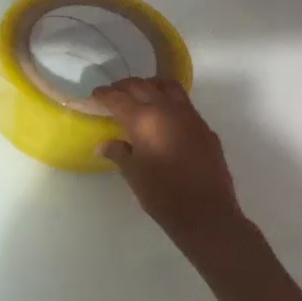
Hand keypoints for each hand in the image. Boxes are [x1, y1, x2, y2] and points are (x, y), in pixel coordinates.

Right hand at [92, 78, 244, 251]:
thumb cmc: (162, 194)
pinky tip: (163, 120)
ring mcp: (190, 118)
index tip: (94, 96)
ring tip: (140, 97)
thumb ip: (118, 152)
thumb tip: (105, 144)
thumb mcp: (132, 173)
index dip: (103, 95)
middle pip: (141, 85)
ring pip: (168, 87)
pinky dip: (169, 102)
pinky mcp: (205, 129)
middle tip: (113, 95)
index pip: (117, 97)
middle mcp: (167, 111)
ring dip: (150, 87)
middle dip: (124, 87)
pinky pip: (184, 104)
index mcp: (143, 120)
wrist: (207, 215)